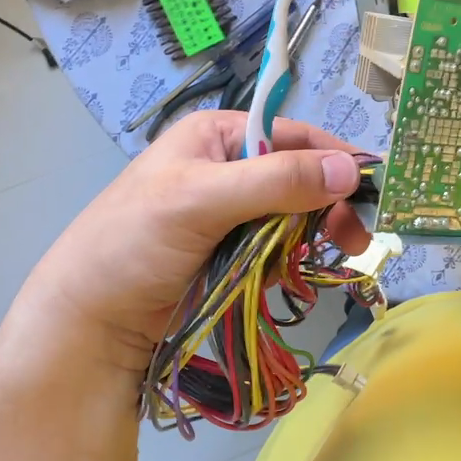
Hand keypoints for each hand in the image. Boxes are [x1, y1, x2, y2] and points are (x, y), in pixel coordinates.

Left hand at [15, 111, 369, 369]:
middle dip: (326, 205)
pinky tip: (279, 275)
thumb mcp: (203, 200)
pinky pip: (278, 248)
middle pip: (300, 177)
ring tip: (326, 258)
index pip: (293, 135)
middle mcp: (228, 166)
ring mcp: (229, 212)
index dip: (333, 158)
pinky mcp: (231, 251)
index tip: (373, 188)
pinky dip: (287, 261)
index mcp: (217, 135)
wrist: (88, 325)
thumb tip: (350, 169)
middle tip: (354, 238)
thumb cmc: (133, 244)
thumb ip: (277, 181)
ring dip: (309, 237)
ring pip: (294, 216)